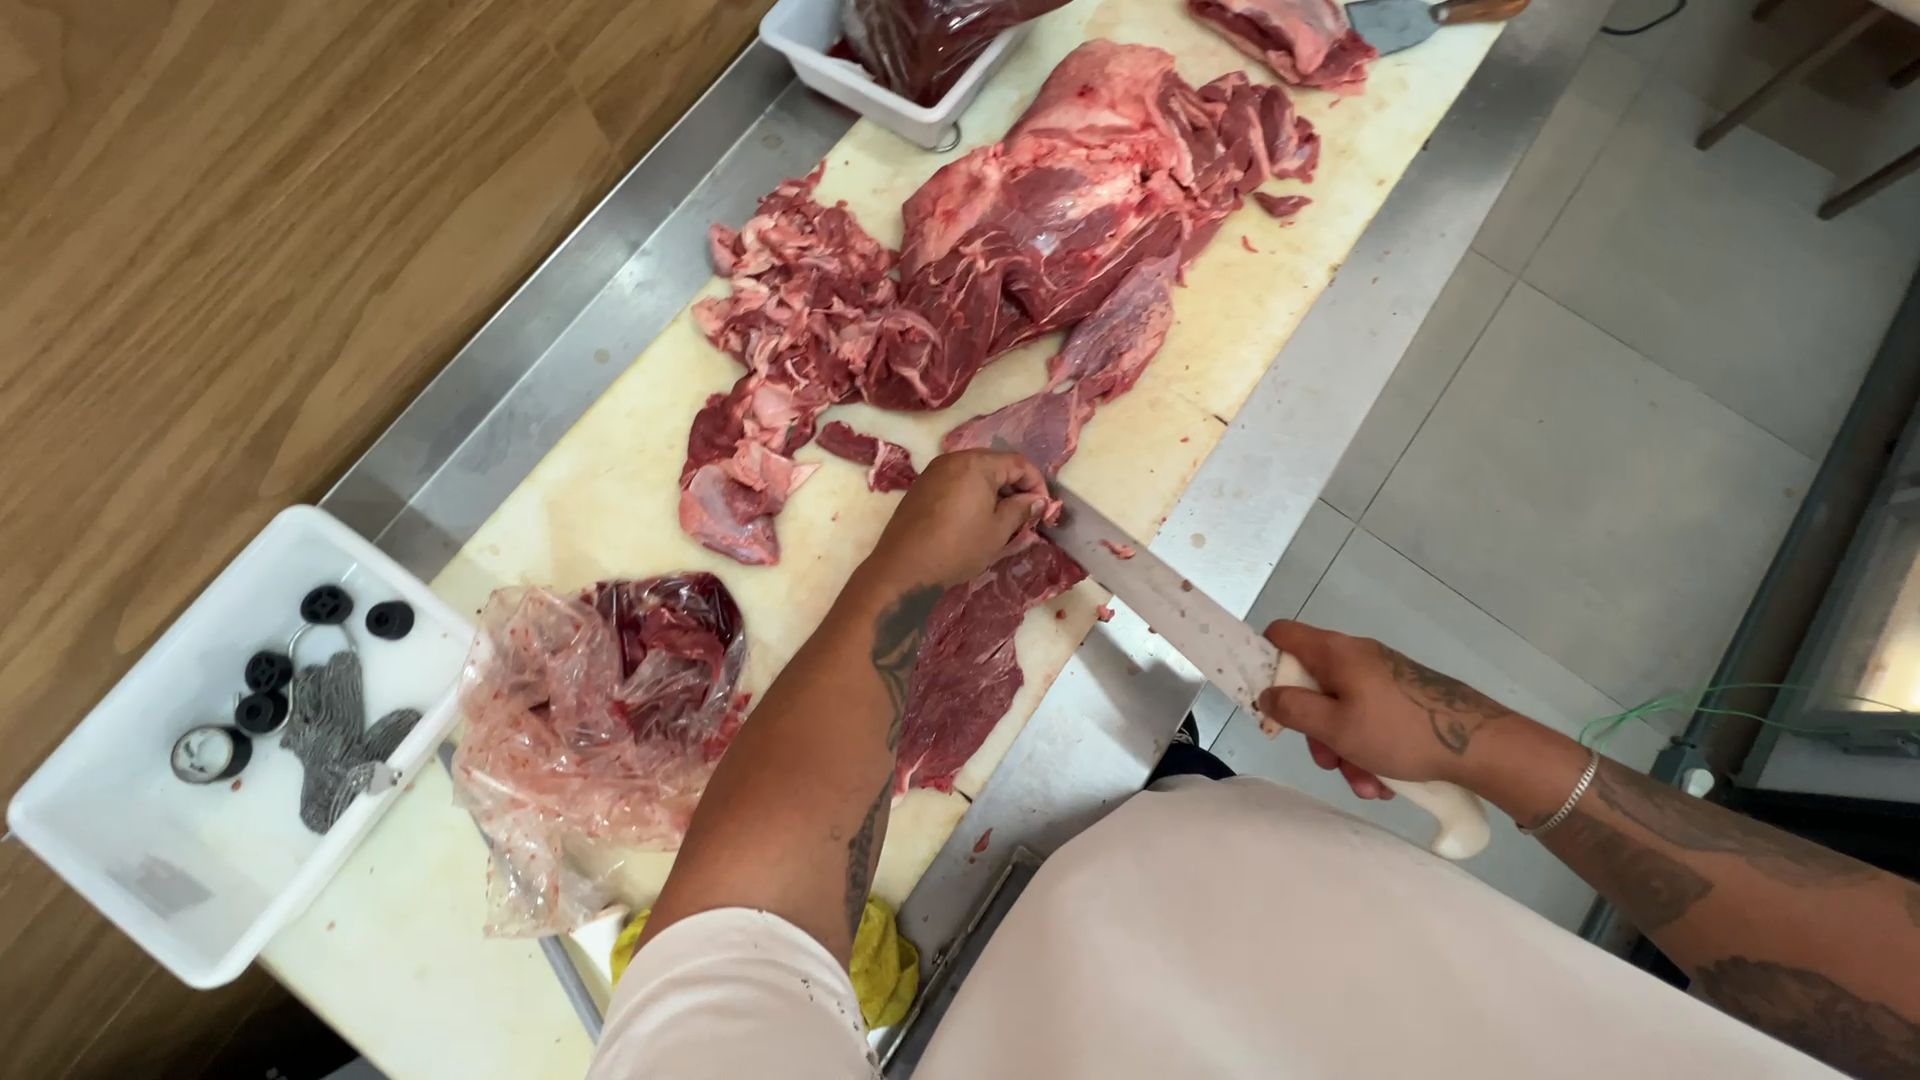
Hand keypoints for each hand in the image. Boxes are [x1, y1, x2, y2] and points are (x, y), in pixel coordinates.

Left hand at [860, 450, 1049, 590]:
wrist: (903, 568)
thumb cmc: (957, 548)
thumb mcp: (997, 531)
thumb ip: (1021, 509)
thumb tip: (1037, 500)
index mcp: (976, 463)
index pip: (1018, 463)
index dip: (1036, 485)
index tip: (1044, 509)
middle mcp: (953, 459)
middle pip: (995, 465)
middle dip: (1015, 489)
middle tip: (1026, 517)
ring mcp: (934, 472)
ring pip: (975, 475)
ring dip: (994, 493)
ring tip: (1003, 522)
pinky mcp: (921, 488)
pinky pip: (956, 483)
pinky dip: (973, 496)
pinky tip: (976, 521)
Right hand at [1256, 620, 1526, 799]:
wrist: (1484, 746)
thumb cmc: (1399, 731)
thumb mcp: (1334, 727)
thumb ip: (1291, 709)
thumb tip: (1267, 696)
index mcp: (1334, 652)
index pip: (1281, 634)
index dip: (1264, 660)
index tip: (1268, 699)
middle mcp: (1356, 656)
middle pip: (1312, 683)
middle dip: (1312, 726)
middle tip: (1325, 759)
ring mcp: (1384, 676)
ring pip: (1343, 708)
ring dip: (1344, 748)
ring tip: (1364, 784)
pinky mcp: (1406, 698)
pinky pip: (1371, 719)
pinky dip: (1370, 748)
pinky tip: (1384, 781)